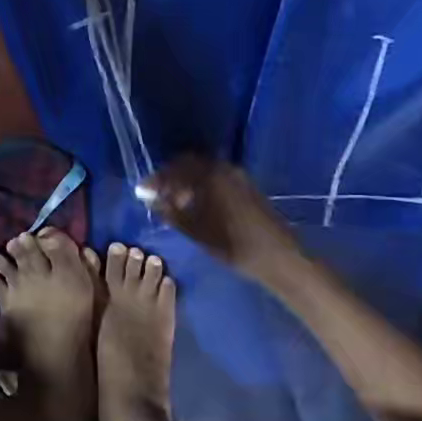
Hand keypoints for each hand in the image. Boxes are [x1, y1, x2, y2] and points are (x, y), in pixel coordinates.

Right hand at [145, 155, 302, 281]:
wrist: (278, 255)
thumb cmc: (234, 245)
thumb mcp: (196, 231)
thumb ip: (172, 212)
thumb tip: (153, 199)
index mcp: (210, 175)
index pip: (175, 169)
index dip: (157, 180)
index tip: (143, 190)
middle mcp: (224, 168)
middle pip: (190, 164)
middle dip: (171, 177)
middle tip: (158, 194)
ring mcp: (237, 175)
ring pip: (203, 170)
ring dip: (187, 181)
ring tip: (175, 202)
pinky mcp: (245, 185)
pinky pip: (216, 176)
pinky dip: (201, 185)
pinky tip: (196, 204)